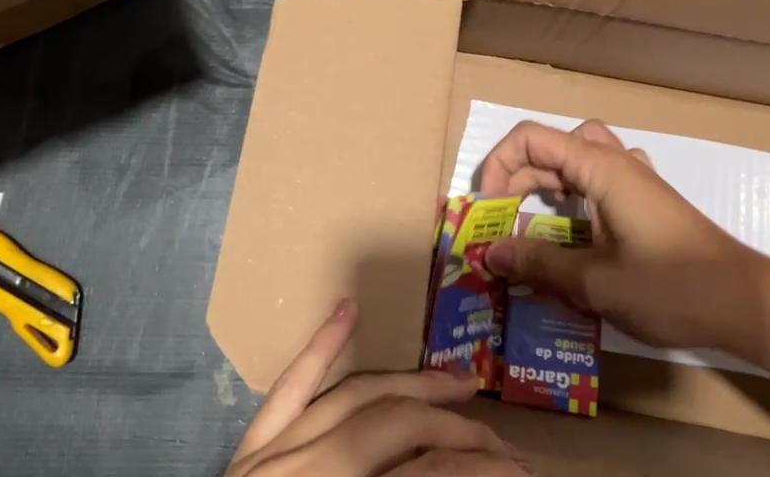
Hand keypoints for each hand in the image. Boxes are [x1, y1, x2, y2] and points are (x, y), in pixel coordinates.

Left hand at [227, 299, 533, 476]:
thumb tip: (464, 474)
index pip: (429, 472)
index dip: (479, 465)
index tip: (520, 469)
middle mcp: (306, 470)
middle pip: (398, 426)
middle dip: (457, 428)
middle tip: (501, 442)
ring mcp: (272, 454)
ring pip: (355, 395)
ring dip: (412, 384)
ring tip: (457, 382)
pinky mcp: (249, 449)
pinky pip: (288, 389)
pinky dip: (319, 347)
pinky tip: (348, 309)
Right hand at [478, 120, 766, 352]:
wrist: (746, 301)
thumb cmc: (671, 286)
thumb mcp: (595, 281)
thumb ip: (538, 262)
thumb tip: (489, 253)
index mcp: (600, 167)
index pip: (531, 137)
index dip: (498, 165)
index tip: (488, 211)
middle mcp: (616, 161)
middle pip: (550, 147)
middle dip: (516, 179)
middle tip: (500, 224)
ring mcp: (635, 179)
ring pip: (576, 158)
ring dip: (545, 182)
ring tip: (530, 222)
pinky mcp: (647, 200)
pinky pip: (599, 179)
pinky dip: (574, 193)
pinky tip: (575, 228)